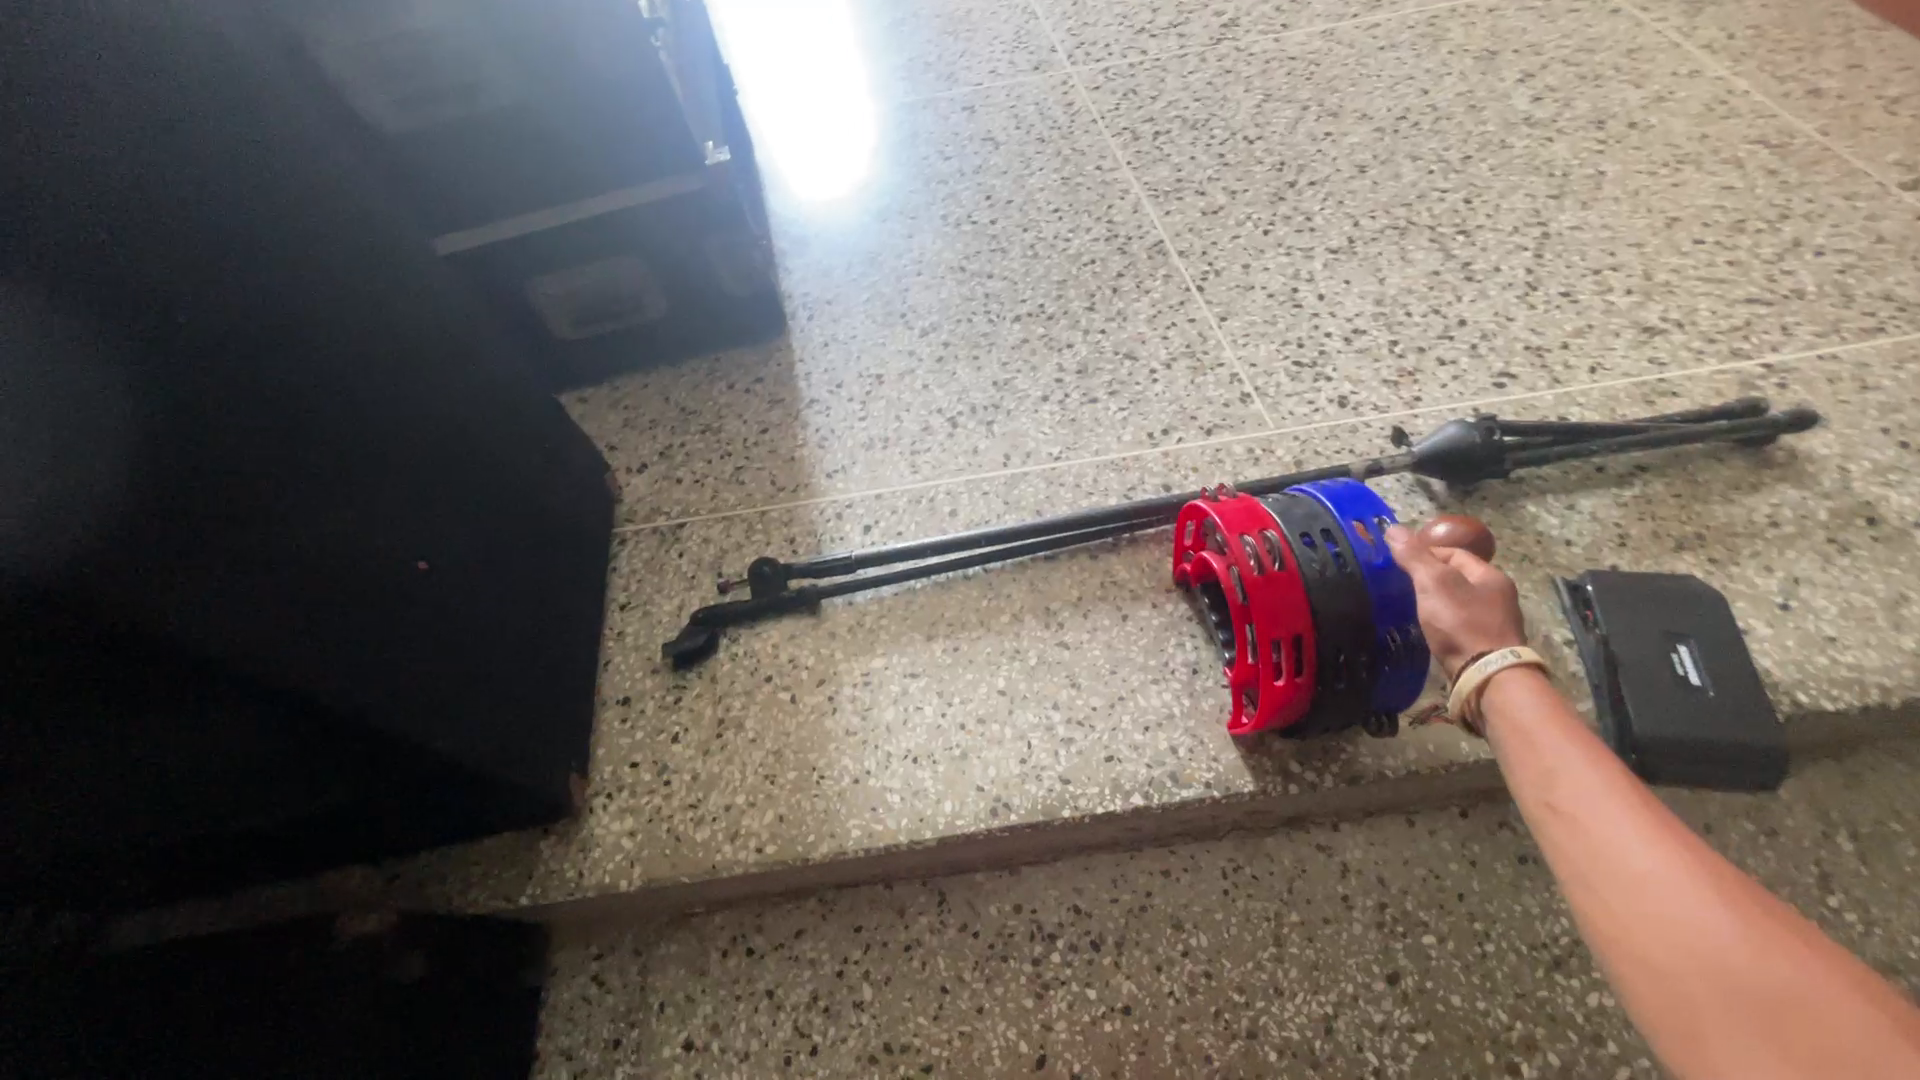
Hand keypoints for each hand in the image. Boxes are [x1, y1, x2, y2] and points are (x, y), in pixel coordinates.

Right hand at [1384, 523, 1525, 679]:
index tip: (1399, 562)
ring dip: (1437, 601)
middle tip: (1401, 585)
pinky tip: (1428, 629)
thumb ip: (1414, 556)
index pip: (1454, 553)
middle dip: (1430, 578)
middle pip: (1458, 577)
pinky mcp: (1487, 645)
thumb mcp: (1434, 583)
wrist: (1487, 675)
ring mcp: (1495, 622)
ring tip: (1410, 607)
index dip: (1425, 553)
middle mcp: (1498, 596)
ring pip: (1460, 602)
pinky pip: (1461, 624)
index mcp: (1490, 576)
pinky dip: (1443, 622)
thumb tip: (1392, 528)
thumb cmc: (1461, 623)